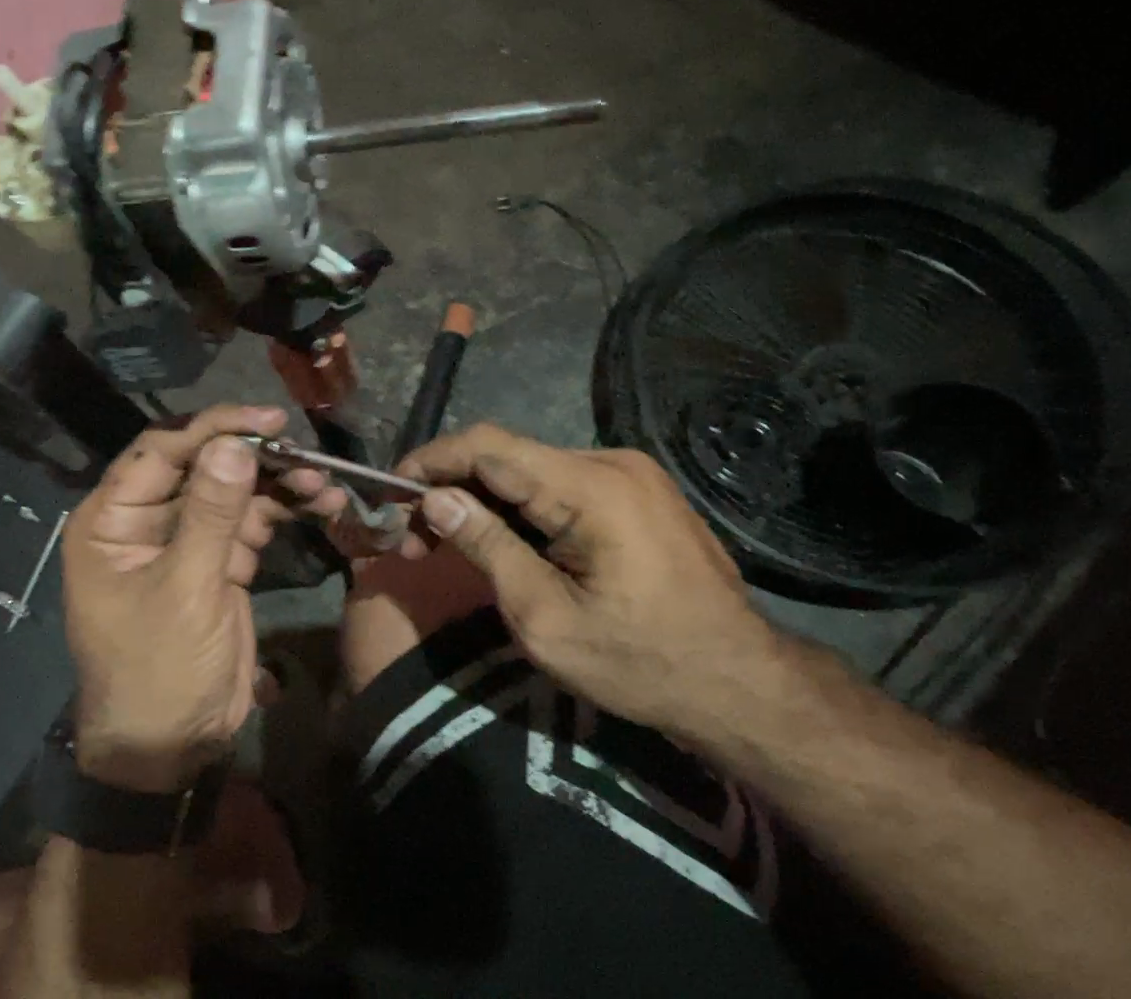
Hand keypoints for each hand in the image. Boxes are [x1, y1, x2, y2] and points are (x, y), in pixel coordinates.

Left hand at [62, 405, 339, 792]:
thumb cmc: (157, 668)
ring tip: (324, 484)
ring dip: (278, 486)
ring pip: (233, 494)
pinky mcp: (218, 565)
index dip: (213, 430)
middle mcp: (144, 522)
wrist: (168, 746)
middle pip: (202, 468)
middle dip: (255, 459)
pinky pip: (251, 525)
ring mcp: (184, 543)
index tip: (268, 422)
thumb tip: (234, 446)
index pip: (160, 452)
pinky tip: (322, 505)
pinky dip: (283, 514)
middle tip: (306, 456)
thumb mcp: (185, 589)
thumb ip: (211, 515)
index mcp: (111, 521)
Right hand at [396, 425, 782, 734]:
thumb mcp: (546, 617)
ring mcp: (631, 476)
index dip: (431, 461)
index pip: (488, 446)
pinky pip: (560, 486)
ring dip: (482, 499)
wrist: (740, 684)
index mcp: (592, 488)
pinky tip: (496, 540)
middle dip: (451, 487)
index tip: (390, 493)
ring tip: (444, 542)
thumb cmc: (640, 662)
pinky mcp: (638, 495)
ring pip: (532, 470)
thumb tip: (435, 499)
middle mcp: (613, 463)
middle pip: (508, 455)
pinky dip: (519, 508)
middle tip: (412, 538)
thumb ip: (488, 548)